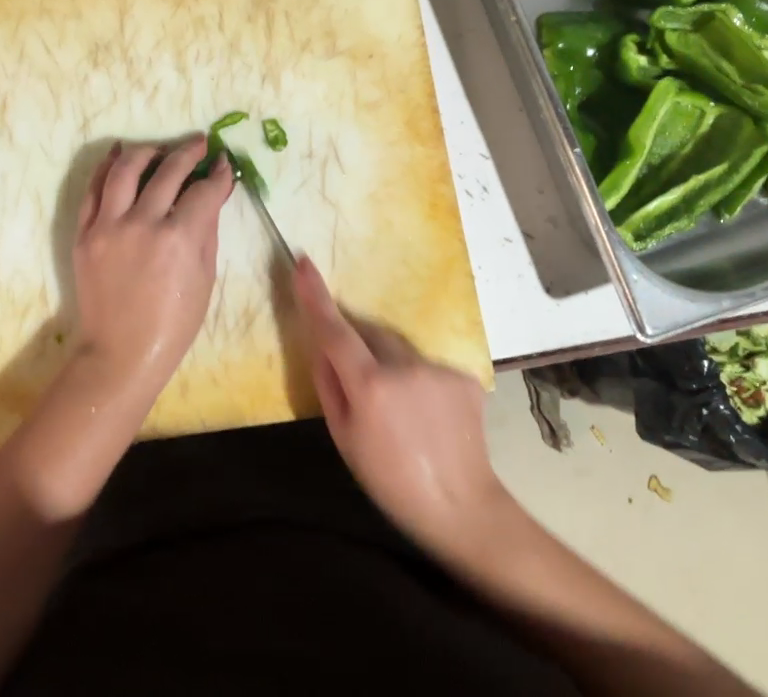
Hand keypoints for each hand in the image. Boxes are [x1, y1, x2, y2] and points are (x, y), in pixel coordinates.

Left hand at [71, 138, 233, 391]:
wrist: (122, 352)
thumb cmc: (174, 323)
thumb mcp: (205, 276)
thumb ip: (207, 227)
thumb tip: (213, 191)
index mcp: (179, 238)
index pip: (203, 190)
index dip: (218, 174)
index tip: (223, 164)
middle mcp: (142, 223)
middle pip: (167, 170)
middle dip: (188, 151)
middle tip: (199, 143)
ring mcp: (108, 226)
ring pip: (126, 168)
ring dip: (147, 150)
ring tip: (160, 149)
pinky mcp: (85, 233)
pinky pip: (94, 189)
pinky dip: (107, 167)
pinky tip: (120, 154)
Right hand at [294, 256, 509, 558]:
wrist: (459, 505)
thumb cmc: (388, 479)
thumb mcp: (343, 436)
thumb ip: (329, 384)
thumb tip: (322, 347)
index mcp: (370, 385)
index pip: (335, 330)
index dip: (315, 296)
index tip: (303, 263)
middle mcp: (405, 366)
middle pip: (369, 334)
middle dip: (357, 344)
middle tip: (356, 380)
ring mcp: (438, 368)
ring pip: (399, 350)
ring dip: (389, 364)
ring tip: (397, 410)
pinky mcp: (464, 375)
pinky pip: (426, 365)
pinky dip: (418, 380)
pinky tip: (425, 414)